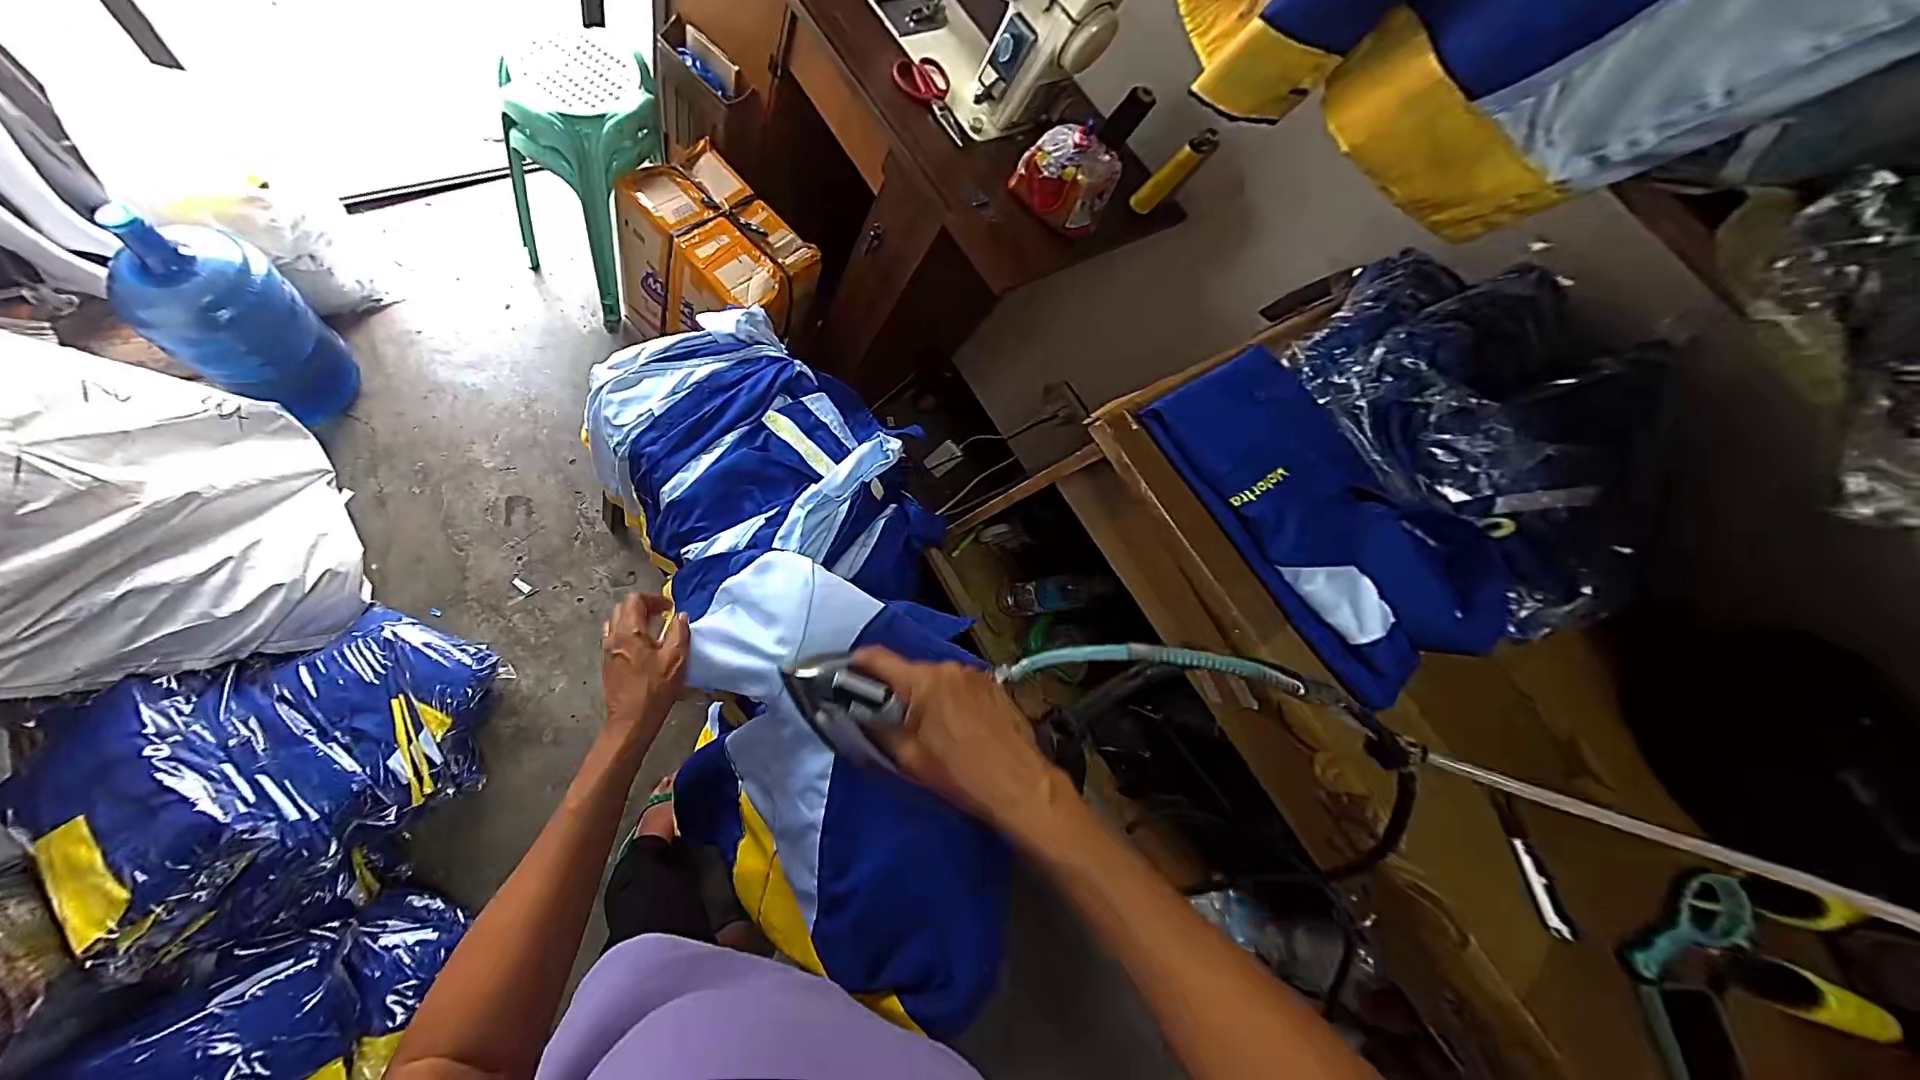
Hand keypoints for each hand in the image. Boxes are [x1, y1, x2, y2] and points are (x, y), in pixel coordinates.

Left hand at [601, 593, 688, 754]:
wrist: (631, 719)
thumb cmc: (656, 689)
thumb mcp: (677, 658)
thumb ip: (679, 632)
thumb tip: (681, 616)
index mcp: (630, 632)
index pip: (635, 600)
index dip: (654, 599)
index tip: (670, 608)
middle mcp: (613, 637)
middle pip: (623, 607)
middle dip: (643, 606)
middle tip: (663, 615)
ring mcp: (607, 649)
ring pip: (616, 621)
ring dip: (634, 619)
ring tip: (653, 629)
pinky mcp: (606, 662)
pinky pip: (614, 636)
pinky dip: (628, 632)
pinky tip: (643, 646)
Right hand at [852, 648, 1067, 839]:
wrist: (1021, 786)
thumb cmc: (962, 775)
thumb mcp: (910, 758)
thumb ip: (879, 728)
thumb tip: (859, 713)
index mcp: (924, 681)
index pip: (878, 658)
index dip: (857, 664)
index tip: (845, 674)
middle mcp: (950, 668)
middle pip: (910, 671)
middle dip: (898, 691)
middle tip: (892, 720)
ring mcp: (976, 674)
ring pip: (937, 679)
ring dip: (928, 696)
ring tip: (932, 730)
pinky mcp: (994, 685)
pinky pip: (960, 686)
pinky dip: (951, 699)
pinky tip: (958, 727)